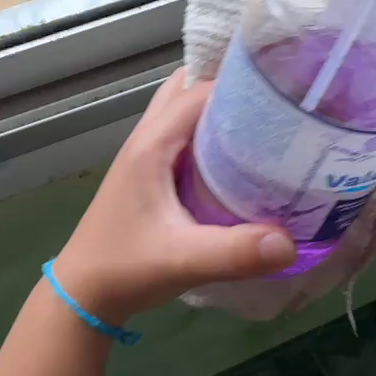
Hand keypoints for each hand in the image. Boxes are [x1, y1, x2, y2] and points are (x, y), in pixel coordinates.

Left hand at [50, 71, 295, 324]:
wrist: (83, 293)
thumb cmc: (125, 267)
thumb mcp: (183, 260)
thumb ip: (235, 252)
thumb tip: (292, 243)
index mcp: (152, 144)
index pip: (197, 91)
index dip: (237, 83)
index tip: (283, 87)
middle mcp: (147, 138)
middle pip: (186, 89)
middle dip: (227, 83)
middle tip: (277, 95)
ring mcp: (146, 154)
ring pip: (182, 111)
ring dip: (217, 106)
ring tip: (267, 117)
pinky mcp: (150, 172)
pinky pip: (183, 134)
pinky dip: (209, 131)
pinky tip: (242, 154)